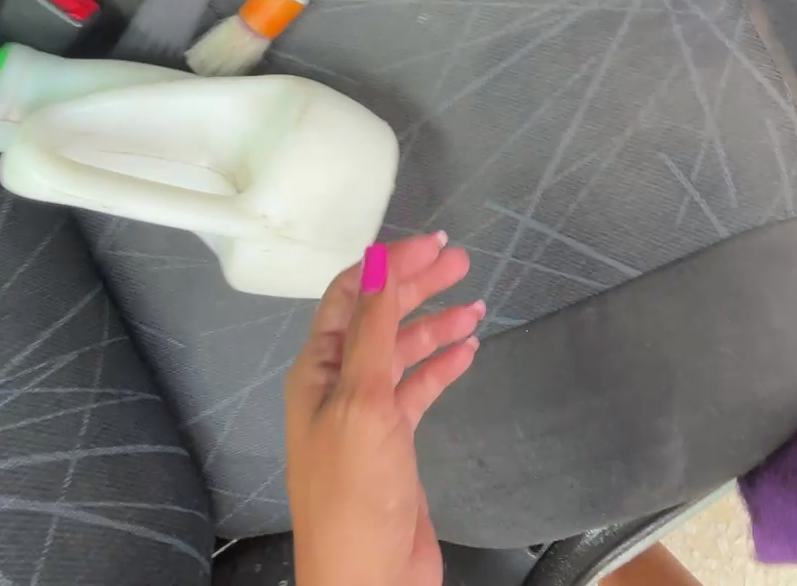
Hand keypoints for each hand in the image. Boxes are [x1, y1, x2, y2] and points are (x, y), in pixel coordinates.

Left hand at [286, 233, 484, 585]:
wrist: (368, 583)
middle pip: (381, 315)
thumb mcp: (362, 399)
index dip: (388, 263)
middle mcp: (341, 380)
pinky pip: (420, 386)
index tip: (431, 245)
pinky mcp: (395, 436)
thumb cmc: (354, 489)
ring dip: (437, 324)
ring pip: (404, 349)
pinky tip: (468, 349)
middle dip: (418, 285)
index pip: (353, 293)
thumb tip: (378, 260)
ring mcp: (369, 409)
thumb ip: (373, 328)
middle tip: (461, 261)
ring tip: (476, 303)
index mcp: (320, 366)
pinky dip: (443, 365)